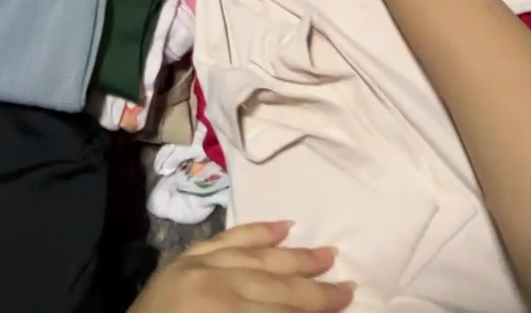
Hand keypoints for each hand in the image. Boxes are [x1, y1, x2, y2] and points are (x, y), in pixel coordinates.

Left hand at [129, 220, 354, 311]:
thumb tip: (301, 312)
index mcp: (222, 312)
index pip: (282, 307)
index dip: (315, 306)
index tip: (348, 300)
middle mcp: (212, 282)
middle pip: (274, 282)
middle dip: (312, 285)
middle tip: (346, 281)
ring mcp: (196, 266)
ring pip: (255, 256)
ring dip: (292, 255)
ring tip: (325, 252)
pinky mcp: (183, 259)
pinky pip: (225, 238)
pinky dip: (255, 232)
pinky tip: (280, 226)